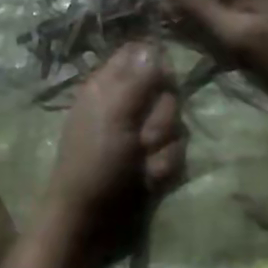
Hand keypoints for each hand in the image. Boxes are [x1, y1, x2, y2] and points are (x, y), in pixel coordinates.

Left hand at [44, 42, 185, 256]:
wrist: (90, 222)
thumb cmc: (93, 161)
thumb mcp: (112, 113)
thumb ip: (135, 79)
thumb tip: (152, 46)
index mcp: (109, 85)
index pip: (140, 56)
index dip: (156, 66)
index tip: (161, 81)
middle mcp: (129, 104)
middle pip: (166, 91)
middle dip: (158, 119)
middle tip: (139, 138)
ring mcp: (143, 133)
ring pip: (175, 124)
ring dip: (160, 148)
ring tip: (140, 166)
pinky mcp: (156, 160)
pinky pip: (176, 153)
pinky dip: (162, 169)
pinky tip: (147, 180)